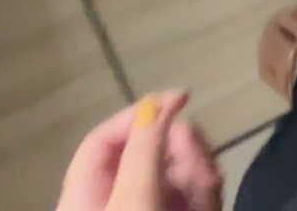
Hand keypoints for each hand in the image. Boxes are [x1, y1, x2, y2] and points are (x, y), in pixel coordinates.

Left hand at [58, 91, 222, 210]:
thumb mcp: (136, 198)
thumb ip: (146, 149)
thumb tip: (159, 101)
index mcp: (86, 194)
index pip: (103, 137)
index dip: (140, 112)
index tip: (183, 97)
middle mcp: (115, 193)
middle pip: (149, 146)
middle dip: (183, 146)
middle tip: (201, 160)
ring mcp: (146, 202)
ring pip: (177, 163)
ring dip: (200, 167)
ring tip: (209, 185)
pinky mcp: (173, 209)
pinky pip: (191, 185)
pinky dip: (205, 186)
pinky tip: (211, 198)